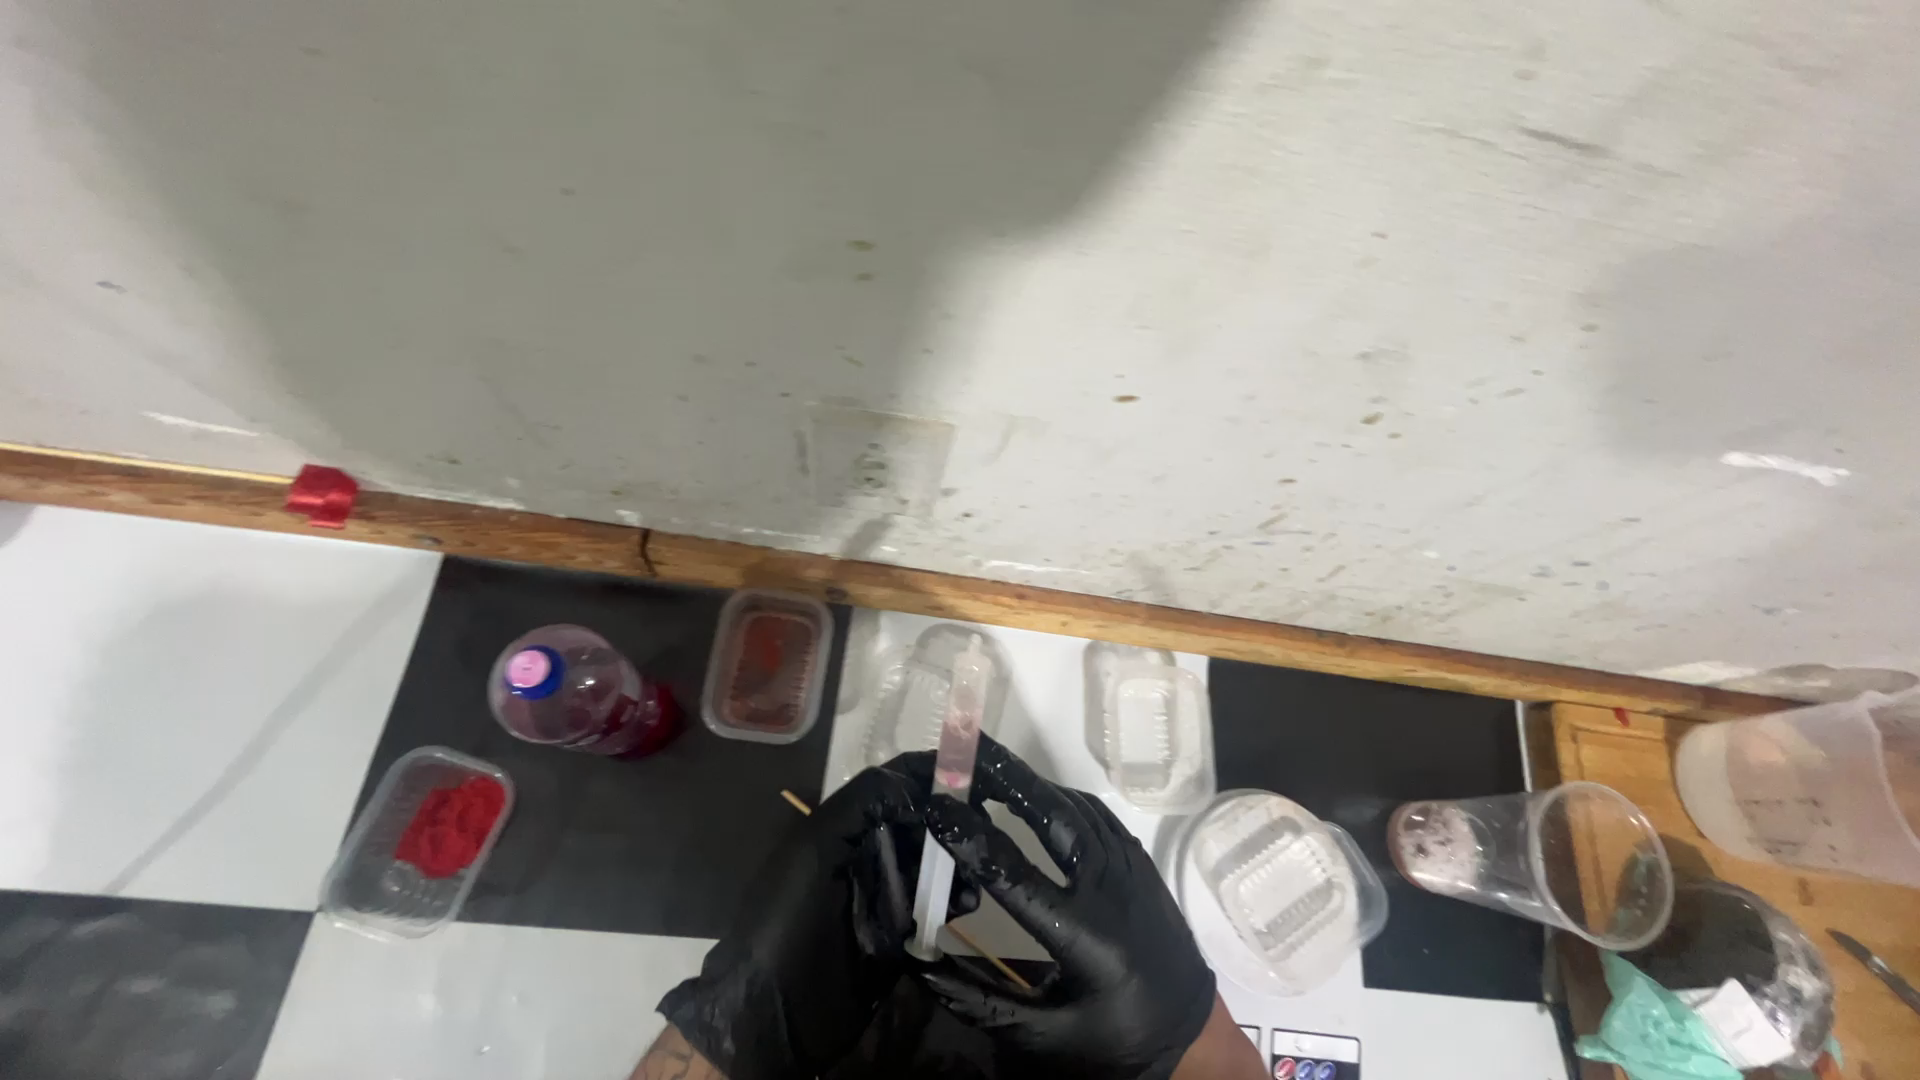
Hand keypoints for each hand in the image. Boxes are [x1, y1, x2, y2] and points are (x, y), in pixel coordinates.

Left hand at [658, 753, 972, 1079]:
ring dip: (961, 861)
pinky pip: (938, 900)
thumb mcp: (816, 850)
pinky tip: (964, 905)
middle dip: (955, 820)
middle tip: (980, 834)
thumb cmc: (789, 922)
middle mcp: (868, 848)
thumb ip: (863, 804)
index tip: (974, 775)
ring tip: (972, 880)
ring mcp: (885, 890)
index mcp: (846, 824)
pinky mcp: (901, 928)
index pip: (897, 781)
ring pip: (937, 857)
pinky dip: (956, 896)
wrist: (776, 1017)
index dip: (933, 772)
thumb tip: (918, 787)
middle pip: (924, 816)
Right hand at [919, 736, 1216, 1079]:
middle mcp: (1107, 888)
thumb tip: (921, 963)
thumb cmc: (1114, 1039)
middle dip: (1007, 778)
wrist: (1192, 1035)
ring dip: (1030, 783)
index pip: (1013, 874)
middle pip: (1052, 816)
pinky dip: (1059, 796)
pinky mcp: (1138, 859)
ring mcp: (1129, 866)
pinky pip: (1095, 813)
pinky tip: (1034, 793)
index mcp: (1081, 936)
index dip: (971, 837)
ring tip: (989, 766)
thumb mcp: (1045, 1036)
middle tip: (967, 751)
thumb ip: (980, 1000)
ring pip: (1074, 807)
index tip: (937, 806)